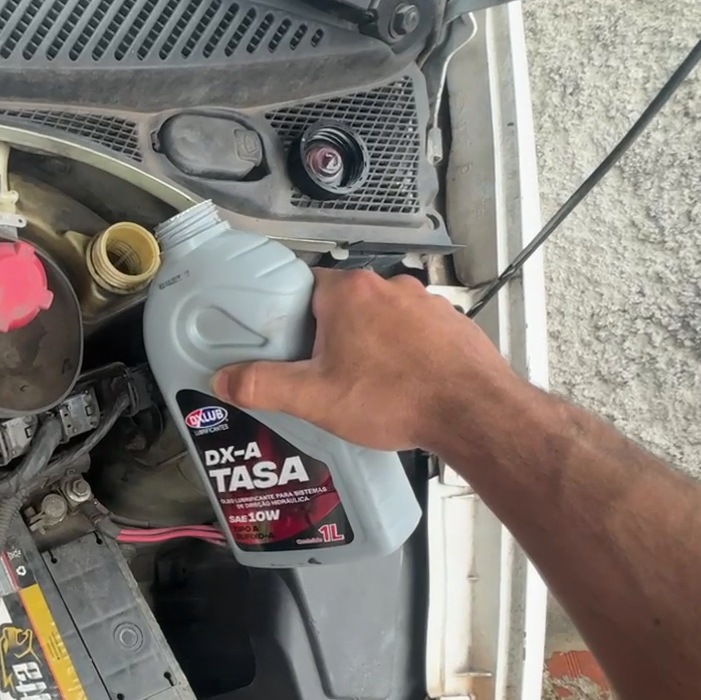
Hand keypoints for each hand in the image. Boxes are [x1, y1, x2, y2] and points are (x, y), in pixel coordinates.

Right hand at [212, 268, 514, 453]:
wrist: (478, 415)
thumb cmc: (394, 398)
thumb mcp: (310, 397)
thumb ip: (259, 385)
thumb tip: (223, 379)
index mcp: (349, 293)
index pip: (302, 284)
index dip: (284, 312)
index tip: (277, 340)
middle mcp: (390, 287)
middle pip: (337, 303)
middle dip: (321, 333)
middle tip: (309, 369)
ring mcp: (426, 304)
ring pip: (375, 318)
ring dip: (360, 342)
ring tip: (352, 382)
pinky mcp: (451, 326)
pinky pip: (409, 332)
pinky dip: (395, 352)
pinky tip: (391, 385)